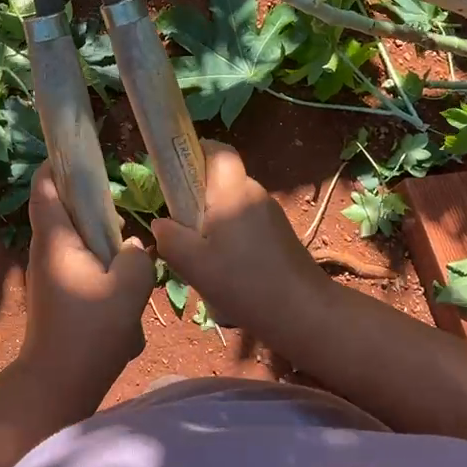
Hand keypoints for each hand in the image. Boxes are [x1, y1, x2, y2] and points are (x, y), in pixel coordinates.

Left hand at [22, 161, 154, 389]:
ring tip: (123, 235)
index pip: (44, 186)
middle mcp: (44, 249)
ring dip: (93, 231)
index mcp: (55, 238)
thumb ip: (136, 257)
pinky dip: (94, 258)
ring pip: (68, 236)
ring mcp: (47, 273)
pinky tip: (119, 277)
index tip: (79, 151)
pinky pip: (74, 261)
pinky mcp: (55, 293)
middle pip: (58, 208)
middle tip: (115, 193)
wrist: (58, 384)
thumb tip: (131, 246)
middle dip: (84, 197)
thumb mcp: (129, 289)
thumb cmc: (89, 331)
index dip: (56, 164)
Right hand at [152, 143, 318, 331]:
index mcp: (233, 191)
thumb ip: (170, 238)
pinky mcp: (279, 236)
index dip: (195, 152)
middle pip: (221, 180)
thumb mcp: (194, 264)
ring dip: (214, 224)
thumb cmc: (245, 283)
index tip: (176, 175)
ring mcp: (271, 215)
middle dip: (197, 198)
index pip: (218, 150)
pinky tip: (227, 272)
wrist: (306, 316)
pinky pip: (246, 225)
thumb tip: (161, 223)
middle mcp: (254, 194)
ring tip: (203, 258)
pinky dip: (231, 240)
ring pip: (232, 205)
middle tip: (181, 228)